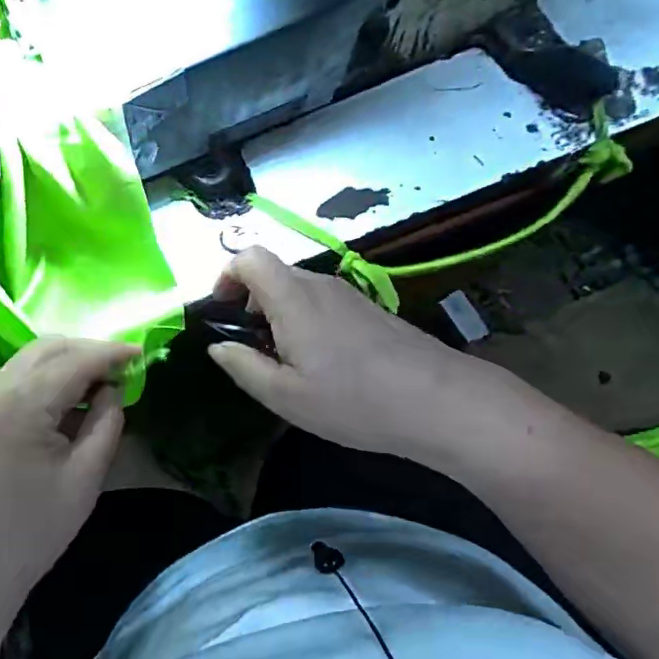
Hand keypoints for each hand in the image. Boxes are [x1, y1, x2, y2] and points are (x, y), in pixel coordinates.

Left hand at [0, 337, 139, 620]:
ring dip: (65, 362)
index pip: (74, 360)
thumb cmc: (33, 530)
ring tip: (100, 384)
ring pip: (29, 359)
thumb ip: (105, 424)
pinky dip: (45, 377)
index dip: (111, 353)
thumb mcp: (84, 478)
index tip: (142, 353)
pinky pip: (15, 377)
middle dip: (87, 351)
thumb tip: (112, 389)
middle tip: (122, 369)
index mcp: (21, 402)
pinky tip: (67, 399)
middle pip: (47, 348)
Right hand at [206, 247, 530, 465]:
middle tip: (252, 346)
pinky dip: (304, 319)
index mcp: (292, 298)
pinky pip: (321, 301)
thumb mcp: (283, 395)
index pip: (248, 257)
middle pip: (271, 272)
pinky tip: (321, 363)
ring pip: (296, 288)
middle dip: (249, 301)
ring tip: (286, 360)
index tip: (223, 311)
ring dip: (277, 313)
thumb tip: (217, 347)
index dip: (226, 276)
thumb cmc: (353, 400)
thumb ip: (242, 366)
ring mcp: (348, 295)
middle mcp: (319, 286)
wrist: (441, 402)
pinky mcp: (368, 309)